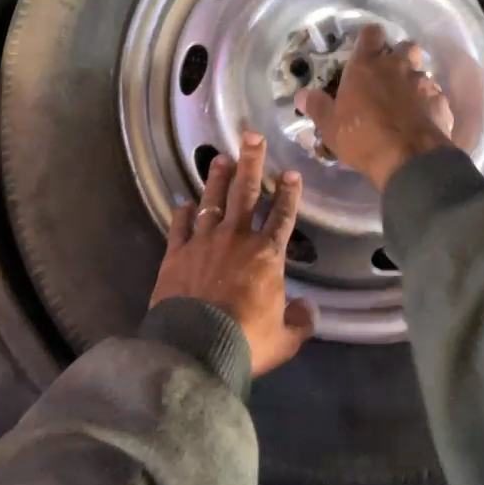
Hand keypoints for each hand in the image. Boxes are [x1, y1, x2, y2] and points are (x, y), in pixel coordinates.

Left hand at [150, 133, 315, 376]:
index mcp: (267, 255)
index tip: (292, 173)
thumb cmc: (246, 342)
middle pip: (246, 193)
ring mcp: (203, 242)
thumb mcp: (285, 339)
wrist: (195, 348)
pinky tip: (183, 202)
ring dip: (216, 179)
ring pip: (212, 201)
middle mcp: (236, 239)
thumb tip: (307, 309)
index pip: (283, 216)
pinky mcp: (176, 253)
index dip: (290, 194)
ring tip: (220, 158)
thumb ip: (299, 321)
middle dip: (251, 162)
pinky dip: (182, 213)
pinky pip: (180, 226)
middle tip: (252, 136)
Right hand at [297, 24, 454, 189]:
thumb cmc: (362, 137)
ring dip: (413, 80)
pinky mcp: (440, 101)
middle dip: (398, 55)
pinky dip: (427, 103)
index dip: (369, 39)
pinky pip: (434, 95)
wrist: (410, 159)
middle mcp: (397, 66)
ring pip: (421, 71)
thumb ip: (317, 106)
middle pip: (404, 45)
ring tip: (404, 100)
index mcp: (367, 64)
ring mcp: (423, 82)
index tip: (365, 50)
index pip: (371, 33)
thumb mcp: (330, 125)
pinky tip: (420, 119)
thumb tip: (302, 94)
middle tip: (387, 75)